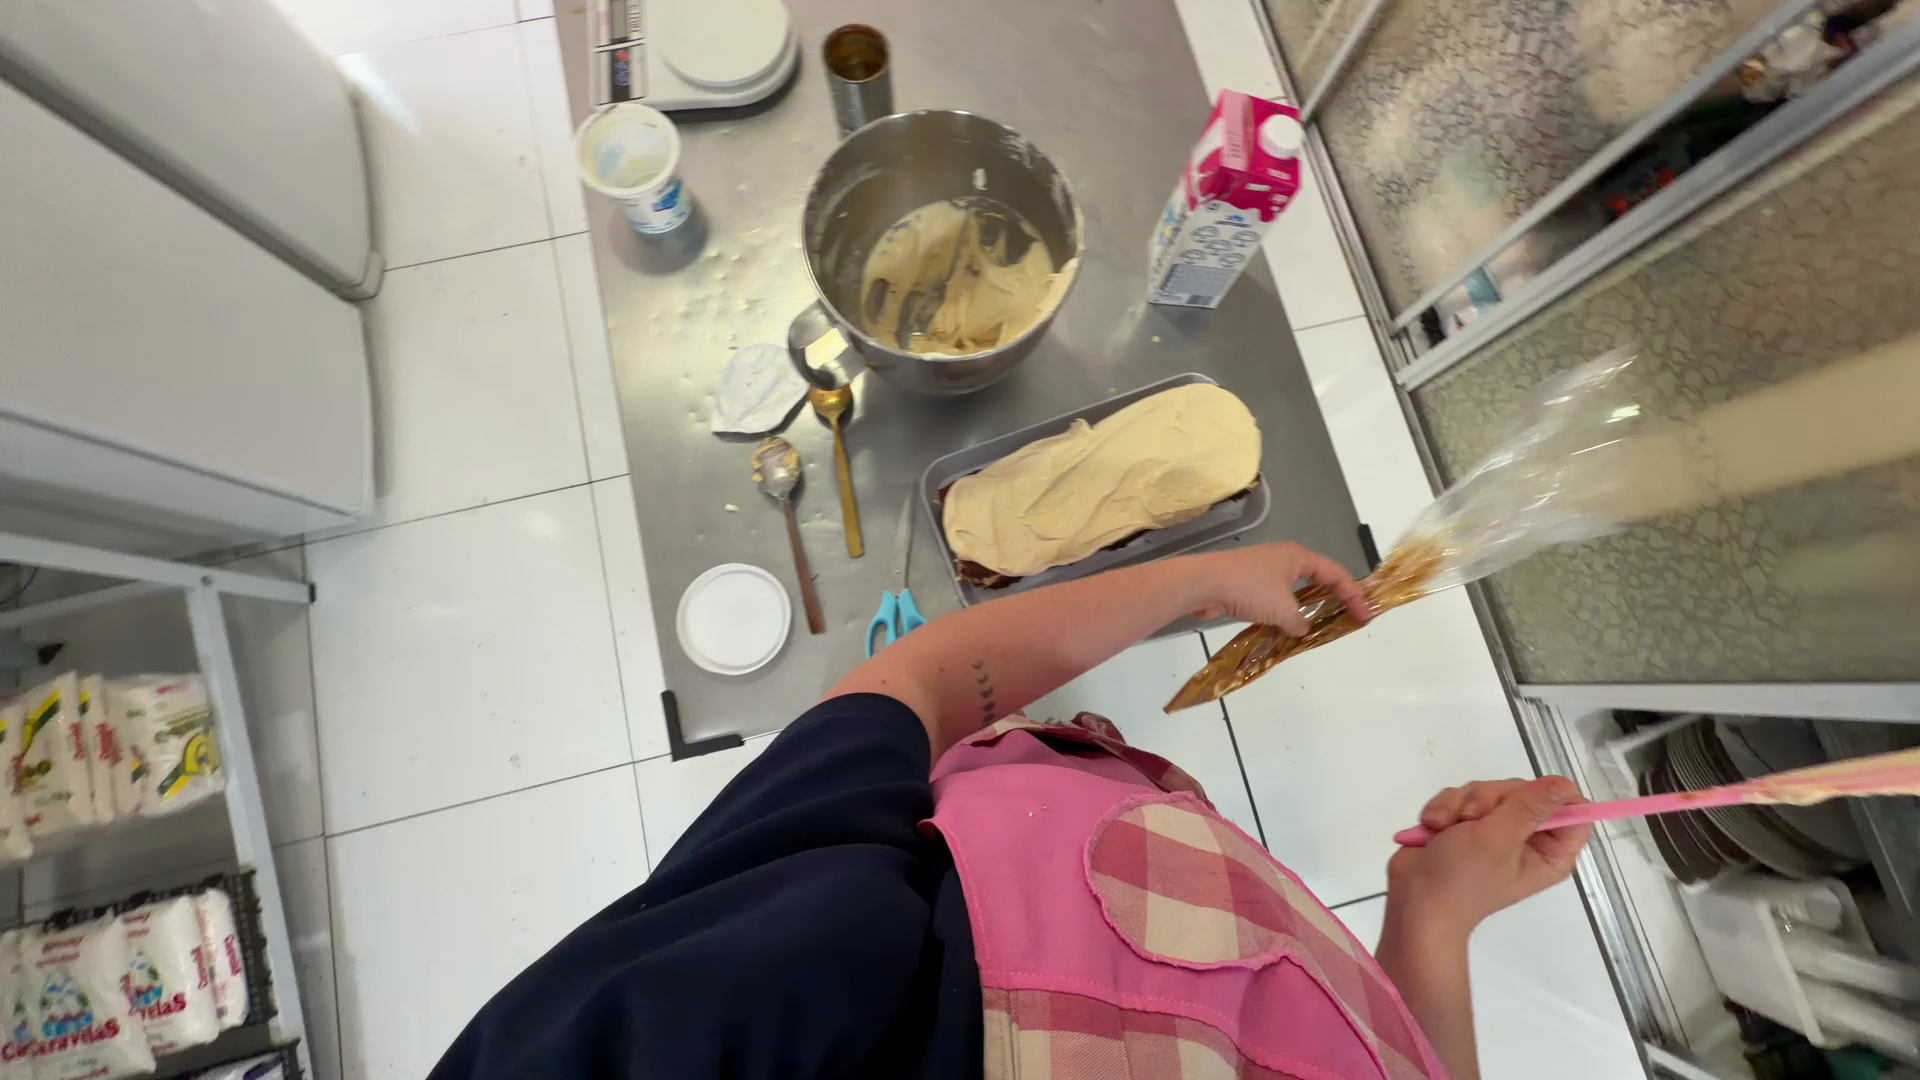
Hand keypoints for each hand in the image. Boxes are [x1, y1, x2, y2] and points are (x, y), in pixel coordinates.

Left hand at [1188, 542, 1372, 634]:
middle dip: (1332, 599)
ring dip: (1304, 610)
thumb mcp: (1283, 609)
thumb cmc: (1248, 588)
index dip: (1354, 594)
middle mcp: (1282, 560)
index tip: (1365, 614)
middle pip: (1316, 580)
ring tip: (1318, 628)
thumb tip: (1302, 629)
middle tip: (1347, 618)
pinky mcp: (1246, 585)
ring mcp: (1262, 572)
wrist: (1202, 584)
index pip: (1336, 574)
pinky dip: (1281, 615)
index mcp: (1297, 557)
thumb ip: (1300, 622)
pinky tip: (1284, 631)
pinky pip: (1272, 601)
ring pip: (1292, 592)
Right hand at [1385, 777, 1590, 940]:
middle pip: (1520, 792)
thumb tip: (1564, 784)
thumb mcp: (1497, 840)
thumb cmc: (1463, 876)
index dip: (1550, 796)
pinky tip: (1434, 827)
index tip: (1522, 795)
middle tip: (1471, 819)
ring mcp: (1492, 829)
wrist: (1416, 896)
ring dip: (1458, 804)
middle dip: (1486, 798)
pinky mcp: (1462, 823)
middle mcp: (1524, 837)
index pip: (1571, 811)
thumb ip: (1528, 808)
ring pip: (1482, 791)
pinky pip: (1457, 796)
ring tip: (1445, 828)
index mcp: (1548, 850)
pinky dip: (1442, 809)